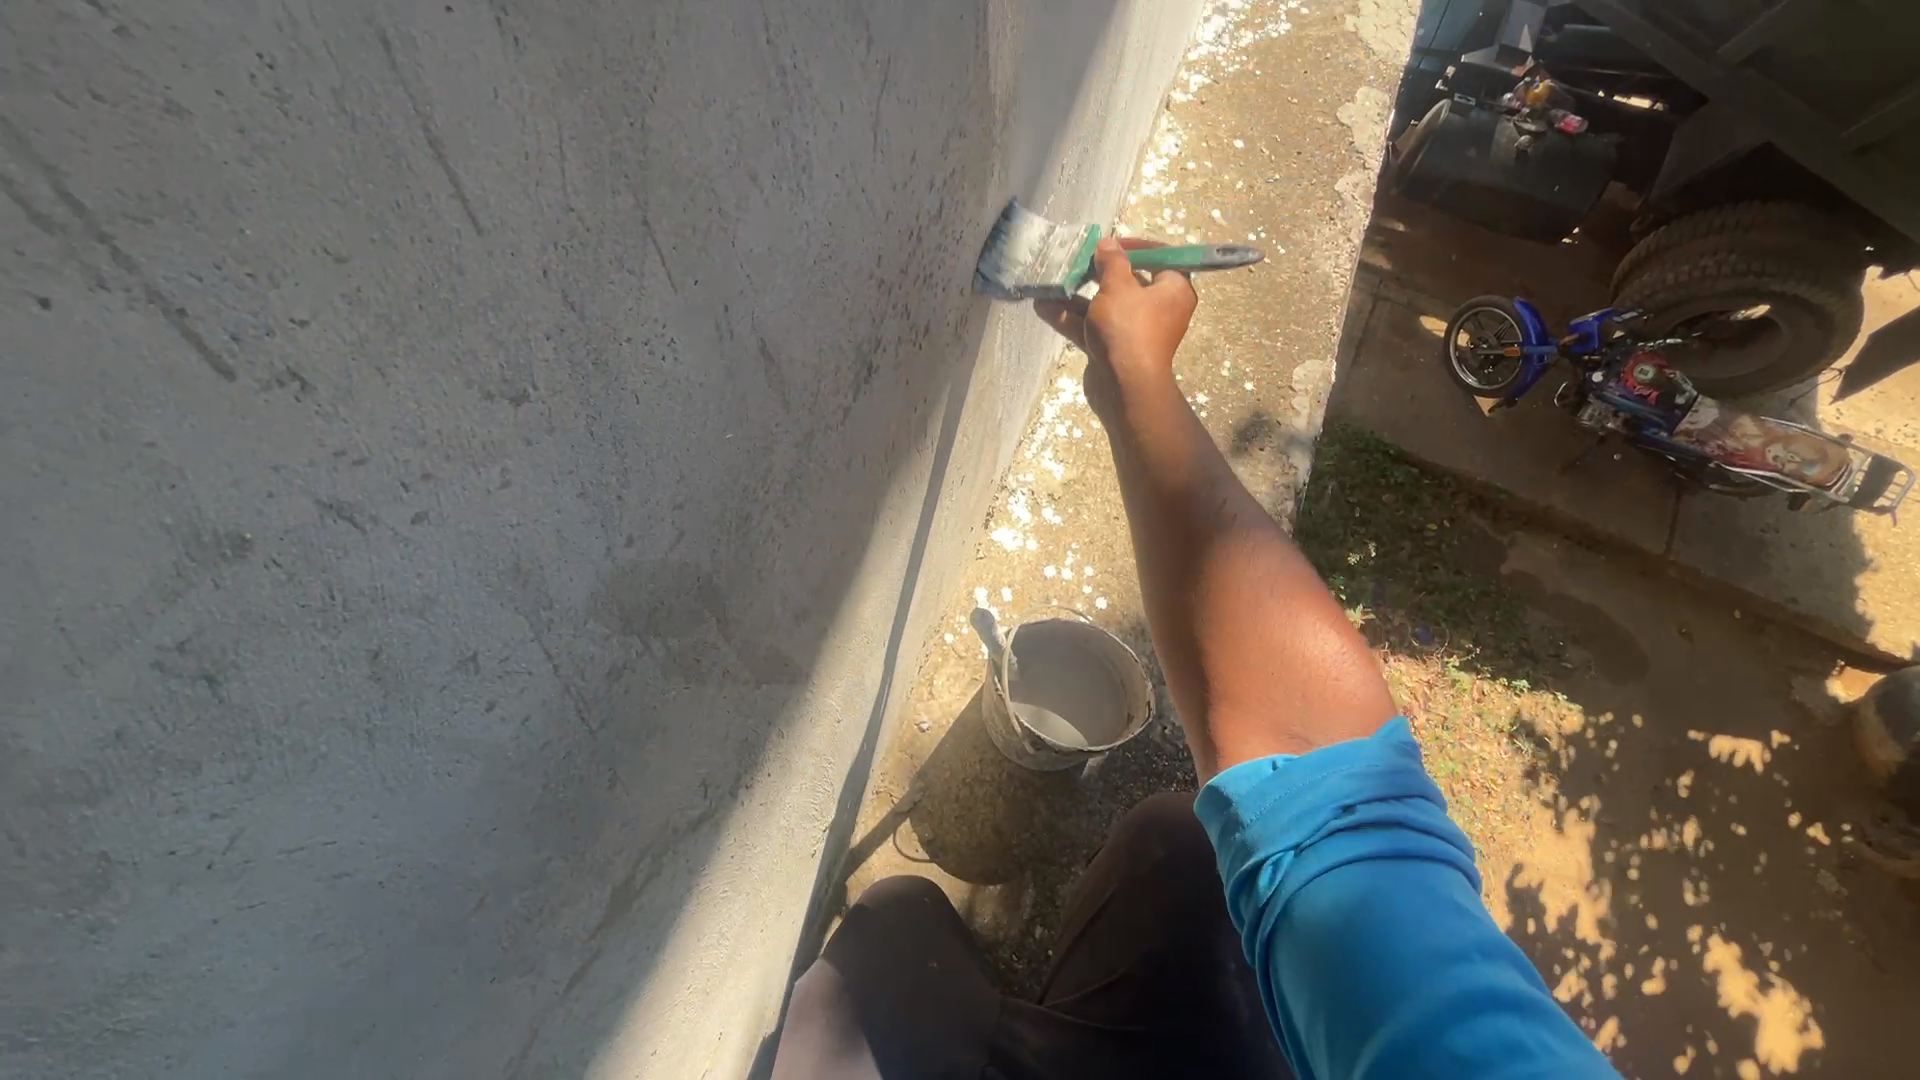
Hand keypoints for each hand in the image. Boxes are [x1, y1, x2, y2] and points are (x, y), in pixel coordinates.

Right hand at [1035, 237, 1197, 418]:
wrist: (1124, 387)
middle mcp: (1157, 310)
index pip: (1161, 258)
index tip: (1110, 243)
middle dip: (1097, 273)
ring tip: (1051, 283)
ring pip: (1104, 307)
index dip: (1135, 247)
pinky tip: (1044, 307)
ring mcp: (1133, 332)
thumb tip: (1108, 244)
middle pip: (1128, 283)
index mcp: (1173, 290)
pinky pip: (1093, 327)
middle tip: (1078, 261)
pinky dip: (1072, 318)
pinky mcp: (1113, 349)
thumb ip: (1112, 261)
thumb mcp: (1118, 286)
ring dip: (1077, 297)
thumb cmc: (1129, 328)